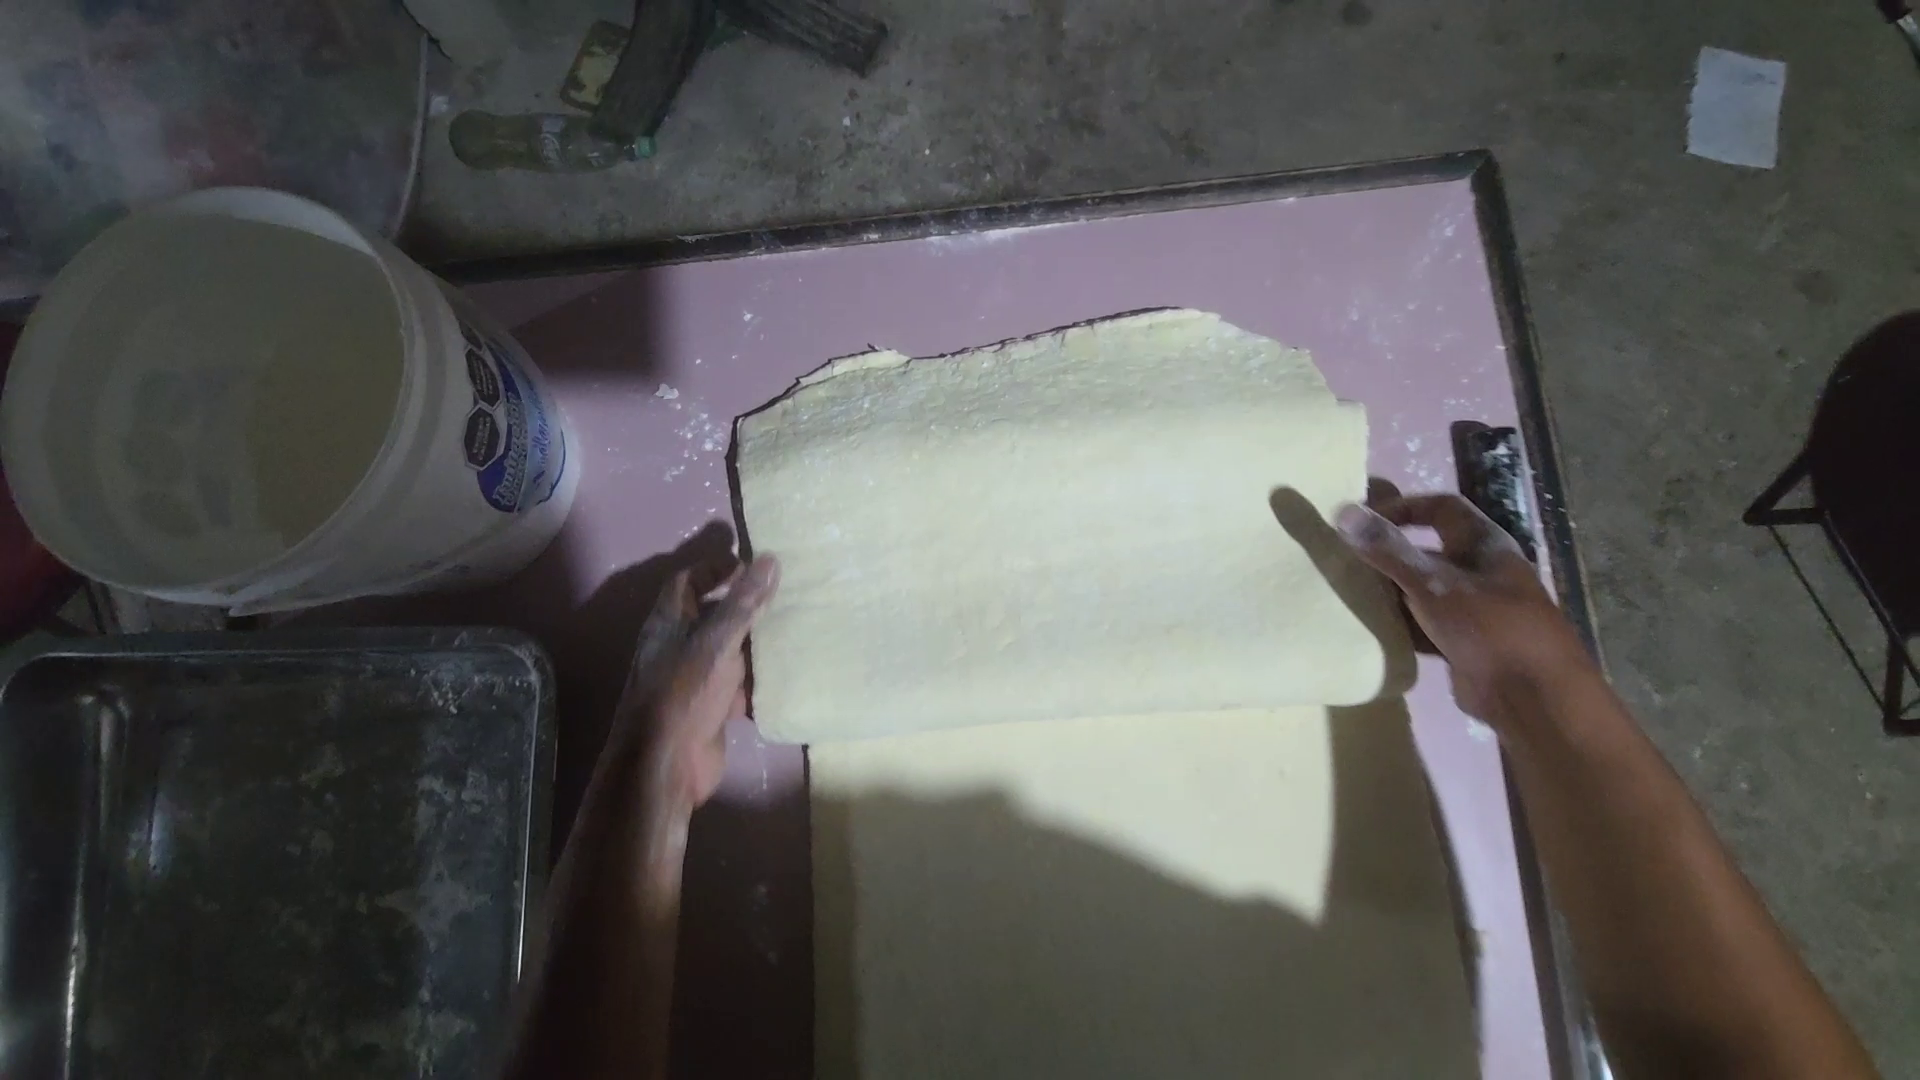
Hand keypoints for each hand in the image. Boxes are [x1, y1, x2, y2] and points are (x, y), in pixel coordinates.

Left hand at [617, 555, 780, 807]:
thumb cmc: (684, 692)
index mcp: (669, 623)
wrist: (668, 763)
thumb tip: (769, 559)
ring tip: (795, 627)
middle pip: (713, 613)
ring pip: (730, 650)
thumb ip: (743, 602)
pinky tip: (788, 673)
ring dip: (757, 642)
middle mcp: (679, 646)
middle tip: (784, 593)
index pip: (687, 581)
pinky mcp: (712, 706)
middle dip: (745, 604)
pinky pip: (740, 684)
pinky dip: (760, 679)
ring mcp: (696, 678)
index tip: (750, 564)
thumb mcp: (716, 641)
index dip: (715, 568)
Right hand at [1335, 494, 1592, 726]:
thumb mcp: (1434, 584)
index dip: (1404, 508)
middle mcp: (1479, 572)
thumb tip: (1343, 512)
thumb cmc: (1490, 628)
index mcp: (1483, 546)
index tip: (1363, 521)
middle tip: (1346, 559)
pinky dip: (1399, 625)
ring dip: (1389, 592)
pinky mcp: (1463, 642)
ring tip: (1349, 594)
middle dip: (1387, 554)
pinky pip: (1422, 624)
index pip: (1441, 508)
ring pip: (1421, 590)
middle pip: (1426, 551)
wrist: (1532, 698)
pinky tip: (1371, 630)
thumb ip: (1388, 550)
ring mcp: (1472, 608)